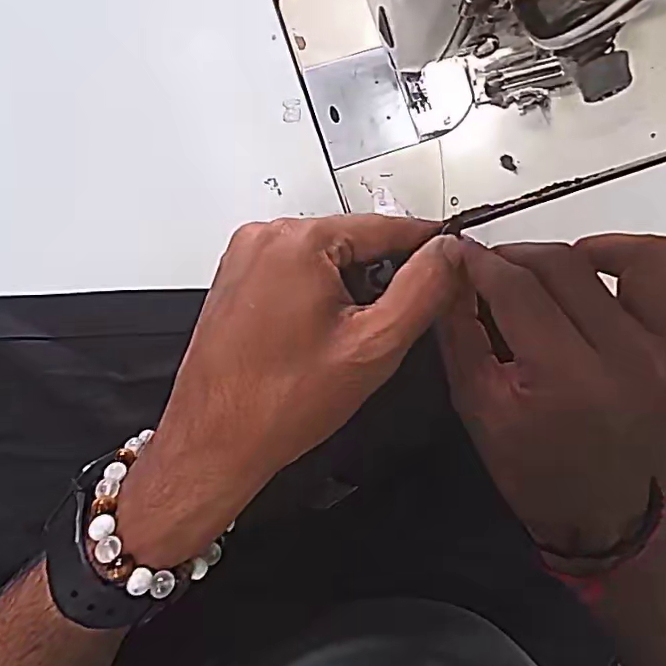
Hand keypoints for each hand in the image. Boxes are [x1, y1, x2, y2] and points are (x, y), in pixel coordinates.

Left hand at [119, 215, 462, 564]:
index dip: (427, 245)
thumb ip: (423, 289)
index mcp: (297, 241)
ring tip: (342, 341)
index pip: (385, 226)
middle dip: (380, 277)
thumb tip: (446, 255)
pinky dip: (317, 296)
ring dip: (347, 289)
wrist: (216, 439)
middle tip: (386, 325)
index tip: (449, 255)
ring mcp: (245, 258)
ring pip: (324, 258)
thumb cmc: (275, 402)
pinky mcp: (237, 279)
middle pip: (352, 241)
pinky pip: (294, 272)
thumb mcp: (374, 345)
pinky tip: (314, 338)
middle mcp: (264, 239)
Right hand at [438, 235, 665, 555]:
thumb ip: (459, 332)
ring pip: (633, 258)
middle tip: (487, 270)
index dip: (479, 262)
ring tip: (547, 269)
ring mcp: (662, 352)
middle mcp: (625, 357)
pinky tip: (602, 273)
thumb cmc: (534, 471)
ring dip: (580, 250)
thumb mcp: (475, 405)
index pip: (517, 288)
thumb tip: (450, 277)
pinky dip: (637, 261)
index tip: (457, 254)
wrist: (594, 512)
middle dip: (513, 256)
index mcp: (567, 378)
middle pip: (564, 265)